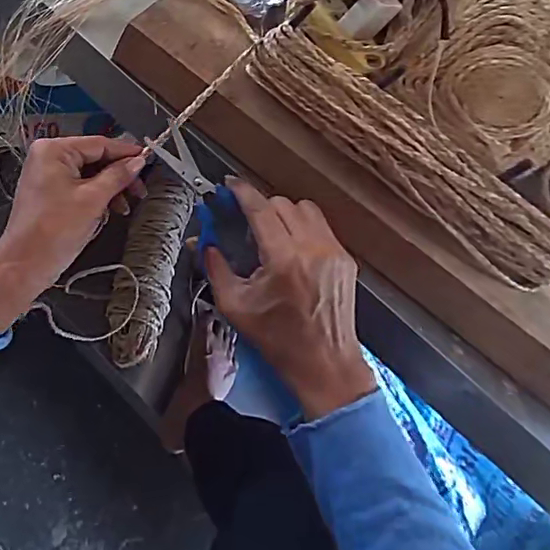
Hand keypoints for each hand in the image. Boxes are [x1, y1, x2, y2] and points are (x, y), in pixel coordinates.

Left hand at [0, 136, 147, 331]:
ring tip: (125, 205)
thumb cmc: (52, 232)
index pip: (99, 143)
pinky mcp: (48, 192)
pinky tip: (109, 210)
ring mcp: (46, 174)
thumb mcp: (93, 200)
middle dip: (118, 174)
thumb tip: (137, 161)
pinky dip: (96, 196)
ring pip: (89, 173)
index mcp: (53, 150)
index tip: (148, 158)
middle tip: (139, 188)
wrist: (23, 267)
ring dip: (110, 188)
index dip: (126, 152)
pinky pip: (79, 186)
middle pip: (94, 157)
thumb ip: (118, 176)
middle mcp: (47, 156)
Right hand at [205, 178, 375, 419]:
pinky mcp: (345, 258)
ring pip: (304, 209)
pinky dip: (302, 226)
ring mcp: (333, 252)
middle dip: (260, 207)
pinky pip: (320, 226)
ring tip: (271, 233)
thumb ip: (216, 269)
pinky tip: (291, 247)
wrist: (325, 364)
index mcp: (283, 259)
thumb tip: (204, 243)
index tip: (229, 185)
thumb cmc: (279, 339)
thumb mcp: (235, 306)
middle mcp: (312, 249)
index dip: (242, 192)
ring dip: (283, 213)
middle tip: (246, 223)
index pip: (261, 209)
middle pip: (281, 204)